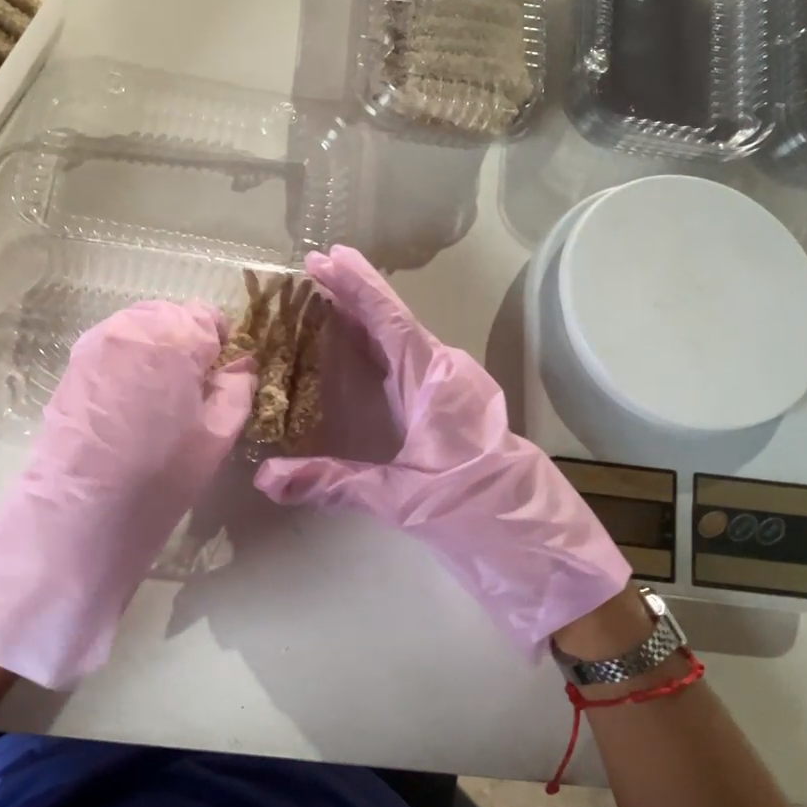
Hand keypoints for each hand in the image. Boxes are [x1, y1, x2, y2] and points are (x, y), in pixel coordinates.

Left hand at [0, 300, 255, 688]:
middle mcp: (131, 325)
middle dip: (184, 344)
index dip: (218, 347)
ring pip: (138, 330)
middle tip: (188, 394)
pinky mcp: (71, 364)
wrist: (83, 510)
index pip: (208, 317)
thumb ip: (237, 387)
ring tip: (155, 401)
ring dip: (153, 352)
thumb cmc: (161, 474)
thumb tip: (239, 364)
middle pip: (170, 317)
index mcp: (175, 334)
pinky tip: (126, 406)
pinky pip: (111, 349)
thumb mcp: (218, 434)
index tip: (217, 381)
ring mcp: (95, 343)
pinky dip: (125, 364)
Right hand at [255, 246, 629, 650]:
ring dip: (363, 320)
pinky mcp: (448, 414)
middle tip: (311, 270)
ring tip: (321, 302)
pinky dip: (374, 351)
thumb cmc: (481, 512)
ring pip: (400, 343)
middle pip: (392, 323)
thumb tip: (264, 477)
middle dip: (352, 295)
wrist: (542, 549)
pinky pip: (405, 367)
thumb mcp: (403, 499)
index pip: (390, 320)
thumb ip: (332, 483)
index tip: (325, 257)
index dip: (356, 286)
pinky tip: (352, 357)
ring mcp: (449, 393)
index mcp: (437, 380)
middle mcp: (444, 376)